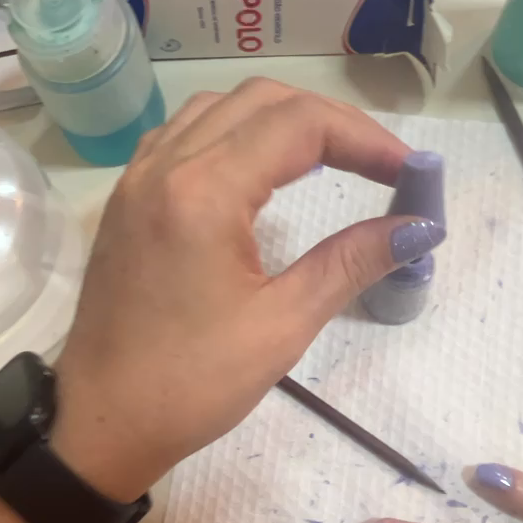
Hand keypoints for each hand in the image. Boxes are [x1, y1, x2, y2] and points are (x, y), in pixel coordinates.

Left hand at [51, 79, 436, 500]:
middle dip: (327, 122)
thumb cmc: (191, 384)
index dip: (364, 138)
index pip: (298, 125)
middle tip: (376, 165)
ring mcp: (135, 180)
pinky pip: (180, 137)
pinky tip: (253, 170)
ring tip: (325, 159)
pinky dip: (228, 135)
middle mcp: (162, 166)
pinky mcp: (125, 201)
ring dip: (275, 121)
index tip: (409, 174)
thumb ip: (351, 261)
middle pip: (258, 101)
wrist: (102, 420)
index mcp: (201, 191)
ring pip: (215, 109)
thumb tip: (420, 226)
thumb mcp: (281, 325)